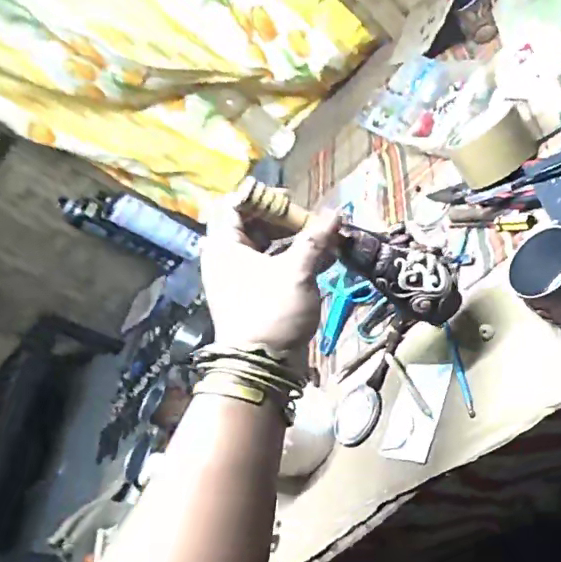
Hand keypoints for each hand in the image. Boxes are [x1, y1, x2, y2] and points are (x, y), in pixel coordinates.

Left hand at [200, 204, 343, 358]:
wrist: (263, 363)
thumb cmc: (273, 311)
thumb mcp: (297, 270)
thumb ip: (315, 238)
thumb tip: (336, 213)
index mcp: (225, 245)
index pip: (235, 205)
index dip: (263, 198)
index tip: (292, 200)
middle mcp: (226, 258)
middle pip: (251, 225)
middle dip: (285, 221)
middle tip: (312, 222)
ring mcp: (239, 279)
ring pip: (265, 248)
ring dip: (294, 242)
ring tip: (323, 241)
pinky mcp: (253, 297)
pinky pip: (271, 268)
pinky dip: (293, 261)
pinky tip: (322, 261)